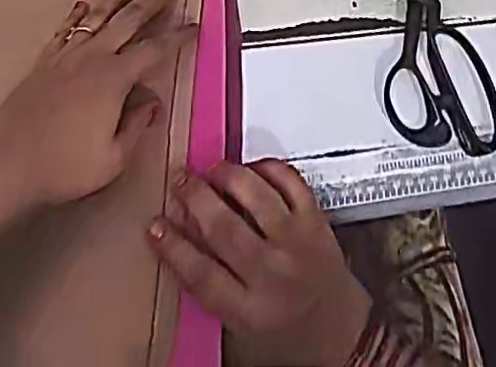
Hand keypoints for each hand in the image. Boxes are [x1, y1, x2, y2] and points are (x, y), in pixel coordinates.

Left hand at [0, 0, 197, 210]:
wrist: (7, 168)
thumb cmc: (63, 168)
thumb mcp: (113, 159)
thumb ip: (136, 126)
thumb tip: (151, 103)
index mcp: (114, 78)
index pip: (154, 49)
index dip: (177, 36)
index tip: (193, 26)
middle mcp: (92, 57)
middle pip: (128, 19)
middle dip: (152, 3)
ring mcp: (66, 56)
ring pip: (98, 16)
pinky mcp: (44, 61)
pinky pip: (65, 29)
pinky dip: (77, 15)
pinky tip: (83, 6)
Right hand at [148, 159, 372, 366]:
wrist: (341, 329)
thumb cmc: (285, 325)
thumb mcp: (241, 318)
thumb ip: (213, 281)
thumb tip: (180, 233)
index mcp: (249, 310)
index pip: (202, 275)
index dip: (173, 246)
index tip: (154, 224)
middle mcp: (273, 274)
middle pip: (224, 228)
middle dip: (196, 198)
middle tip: (180, 180)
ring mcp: (297, 242)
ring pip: (256, 196)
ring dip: (228, 176)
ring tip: (212, 169)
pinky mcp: (316, 219)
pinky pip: (289, 180)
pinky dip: (267, 167)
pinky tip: (251, 167)